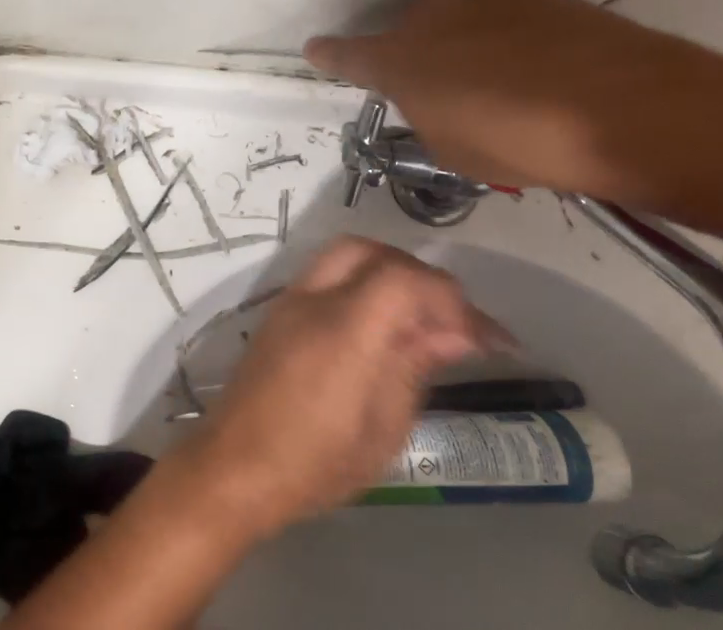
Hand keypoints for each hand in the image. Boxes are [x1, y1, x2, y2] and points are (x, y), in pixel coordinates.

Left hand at [181, 237, 500, 535]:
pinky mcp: (276, 316)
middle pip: (372, 253)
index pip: (406, 280)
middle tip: (452, 320)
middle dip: (420, 276)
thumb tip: (456, 333)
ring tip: (420, 320)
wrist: (235, 468)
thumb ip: (415, 366)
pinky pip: (324, 277)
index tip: (488, 340)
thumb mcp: (384, 427)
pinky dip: (360, 285)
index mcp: (344, 330)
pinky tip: (380, 326)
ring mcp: (288, 304)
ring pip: (343, 257)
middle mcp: (312, 302)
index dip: (454, 302)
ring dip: (388, 274)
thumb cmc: (315, 462)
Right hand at [304, 0, 722, 199]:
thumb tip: (434, 102)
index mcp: (403, 60)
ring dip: (462, 45)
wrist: (632, 111)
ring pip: (458, 20)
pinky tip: (534, 73)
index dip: (331, 56)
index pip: (349, 55)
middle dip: (412, 52)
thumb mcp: (452, 149)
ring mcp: (492, 2)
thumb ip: (427, 117)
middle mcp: (438, 18)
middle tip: (433, 89)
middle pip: (409, 29)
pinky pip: (504, 21)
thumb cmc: (523, 144)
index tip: (315, 51)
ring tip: (491, 84)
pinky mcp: (543, 1)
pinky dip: (506, 43)